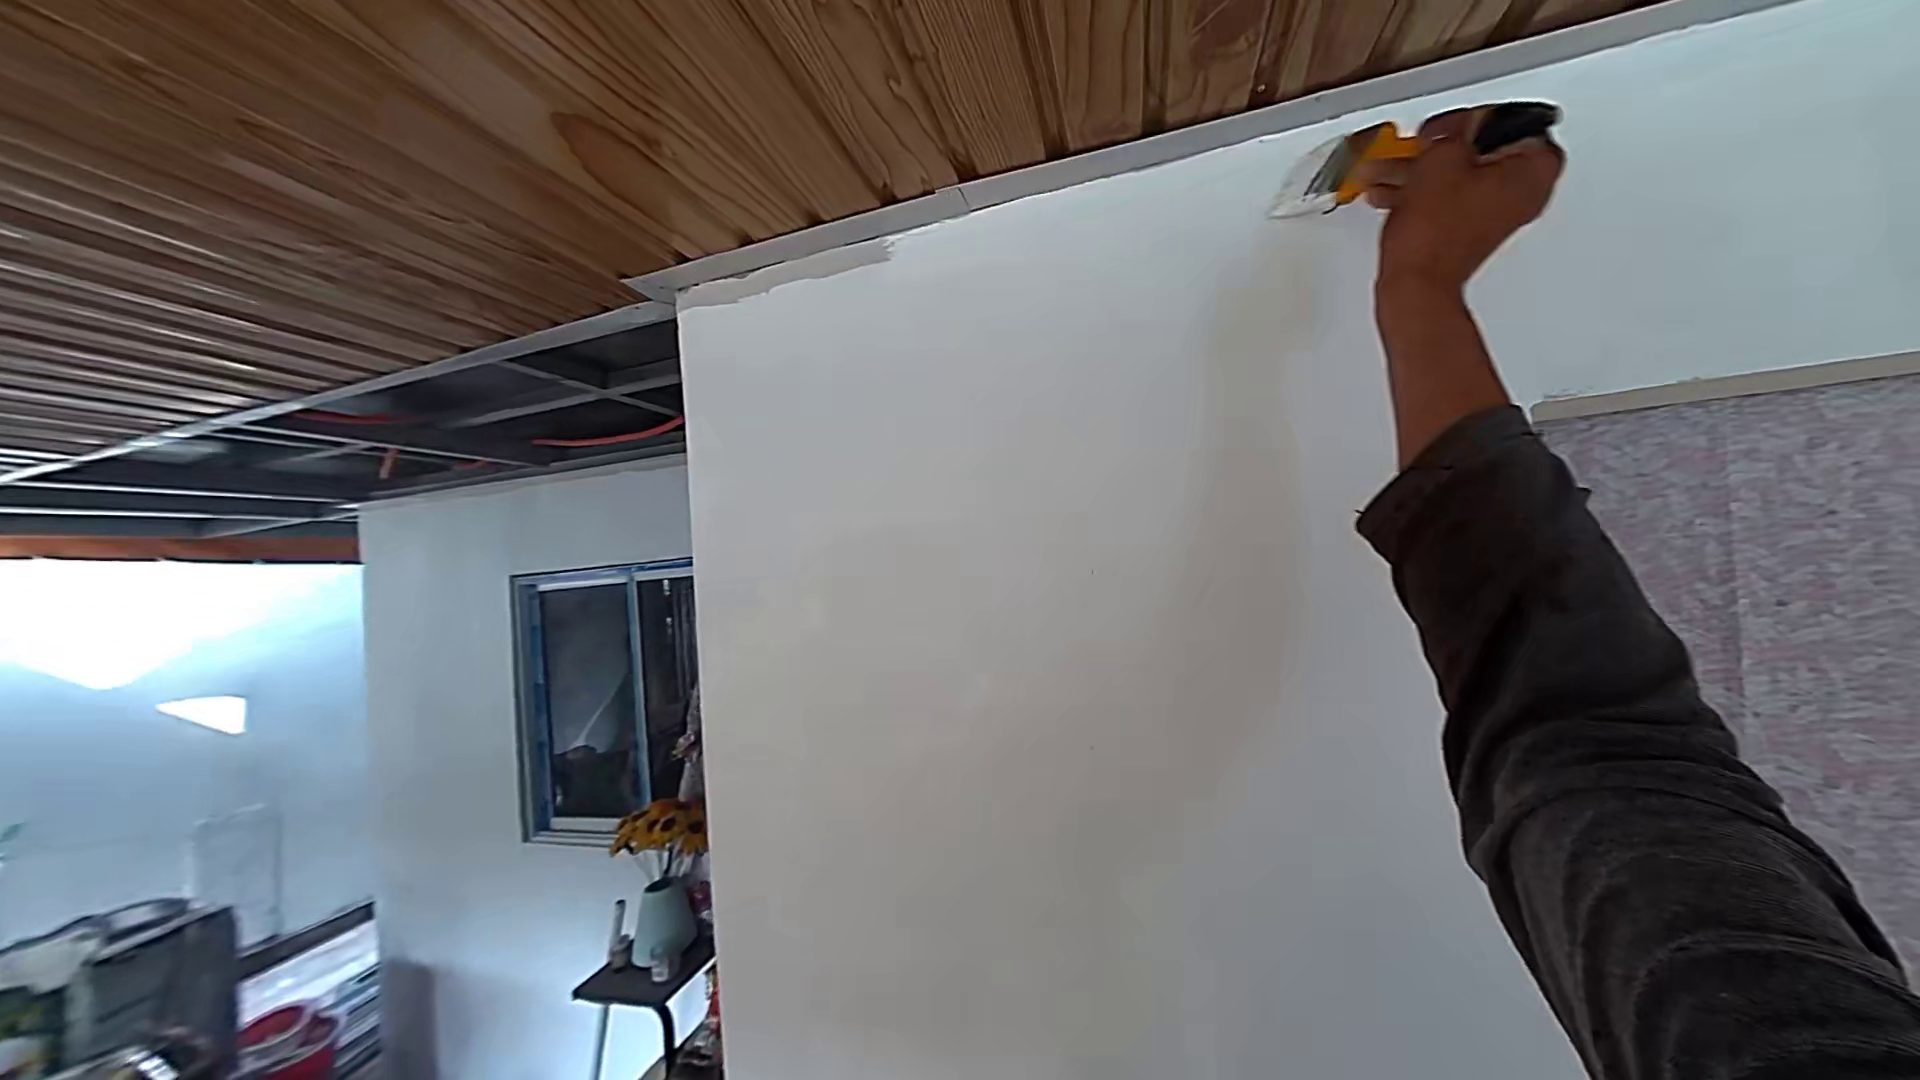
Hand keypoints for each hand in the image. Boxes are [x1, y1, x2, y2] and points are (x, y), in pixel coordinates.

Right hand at [1358, 108, 1564, 293]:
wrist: (1415, 284)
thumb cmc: (1433, 234)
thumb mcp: (1439, 160)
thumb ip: (1451, 133)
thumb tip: (1451, 131)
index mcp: (1536, 164)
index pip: (1505, 120)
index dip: (1463, 120)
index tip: (1438, 127)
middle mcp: (1527, 189)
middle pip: (1480, 152)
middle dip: (1437, 150)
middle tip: (1415, 149)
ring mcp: (1499, 214)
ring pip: (1460, 179)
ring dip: (1423, 173)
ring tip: (1390, 174)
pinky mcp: (1471, 234)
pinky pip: (1451, 202)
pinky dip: (1425, 195)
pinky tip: (1396, 195)